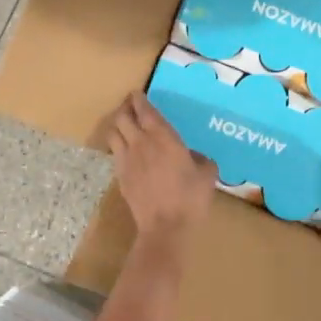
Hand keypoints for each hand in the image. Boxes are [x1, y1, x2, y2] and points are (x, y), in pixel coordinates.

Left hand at [108, 91, 217, 240]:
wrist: (166, 227)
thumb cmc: (190, 198)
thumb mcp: (207, 174)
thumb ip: (202, 159)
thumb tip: (195, 157)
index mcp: (163, 137)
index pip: (145, 110)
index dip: (139, 99)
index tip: (137, 94)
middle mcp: (141, 143)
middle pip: (122, 117)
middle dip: (125, 108)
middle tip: (130, 106)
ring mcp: (127, 159)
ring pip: (113, 132)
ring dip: (117, 125)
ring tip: (123, 125)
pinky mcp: (120, 176)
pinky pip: (114, 153)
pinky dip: (117, 145)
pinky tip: (124, 150)